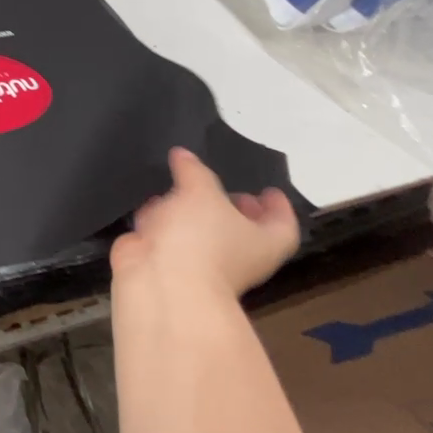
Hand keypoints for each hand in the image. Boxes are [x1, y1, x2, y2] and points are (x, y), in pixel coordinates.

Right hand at [111, 147, 298, 298]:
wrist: (162, 277)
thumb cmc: (200, 237)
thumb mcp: (201, 194)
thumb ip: (194, 171)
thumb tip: (183, 155)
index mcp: (264, 241)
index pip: (281, 222)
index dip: (278, 206)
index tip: (269, 190)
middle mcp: (239, 252)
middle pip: (244, 227)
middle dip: (234, 208)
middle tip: (225, 188)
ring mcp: (202, 257)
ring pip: (203, 228)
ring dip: (193, 210)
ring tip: (181, 186)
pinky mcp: (169, 256)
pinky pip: (170, 231)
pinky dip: (163, 217)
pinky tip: (151, 203)